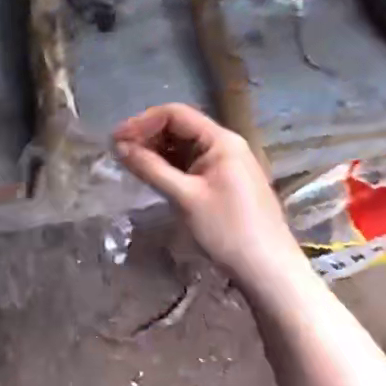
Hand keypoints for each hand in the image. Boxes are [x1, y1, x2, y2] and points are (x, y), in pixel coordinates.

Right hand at [113, 103, 300, 284]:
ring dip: (156, 151)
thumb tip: (119, 147)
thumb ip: (150, 168)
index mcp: (221, 140)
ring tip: (130, 164)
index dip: (142, 122)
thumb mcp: (184, 198)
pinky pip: (191, 163)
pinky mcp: (225, 182)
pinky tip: (153, 176)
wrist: (270, 271)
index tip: (116, 139)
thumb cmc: (228, 231)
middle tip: (119, 153)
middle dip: (147, 135)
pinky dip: (169, 165)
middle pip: (179, 127)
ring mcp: (227, 163)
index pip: (175, 114)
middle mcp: (225, 144)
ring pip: (184, 146)